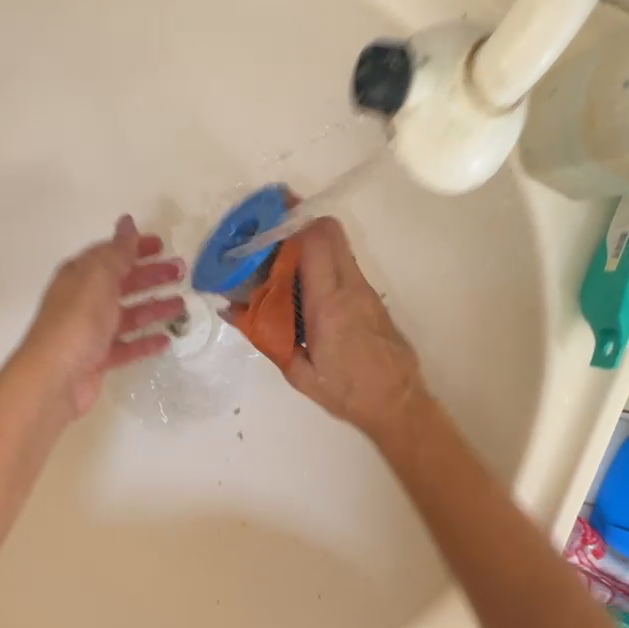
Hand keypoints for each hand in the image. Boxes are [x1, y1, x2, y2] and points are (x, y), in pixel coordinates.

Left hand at [14, 215, 185, 417]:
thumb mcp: (98, 278)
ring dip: (154, 308)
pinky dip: (146, 342)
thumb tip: (127, 222)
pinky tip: (166, 340)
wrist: (55, 377)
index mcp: (80, 276)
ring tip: (182, 306)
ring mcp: (91, 332)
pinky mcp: (99, 359)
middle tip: (181, 273)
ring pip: (128, 315)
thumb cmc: (77, 322)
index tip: (162, 245)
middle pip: (122, 283)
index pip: (110, 254)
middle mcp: (84, 300)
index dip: (135, 248)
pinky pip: (127, 346)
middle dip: (151, 276)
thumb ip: (117, 252)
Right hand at [280, 218, 426, 445]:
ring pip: (337, 246)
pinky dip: (322, 265)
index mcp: (330, 304)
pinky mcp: (371, 298)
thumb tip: (231, 310)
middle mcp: (350, 287)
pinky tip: (303, 288)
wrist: (397, 403)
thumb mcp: (299, 373)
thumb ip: (266, 337)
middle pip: (328, 230)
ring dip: (309, 245)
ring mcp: (365, 289)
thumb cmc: (347, 392)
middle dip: (298, 224)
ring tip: (282, 265)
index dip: (289, 224)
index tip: (263, 227)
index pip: (314, 241)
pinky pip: (344, 265)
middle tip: (271, 239)